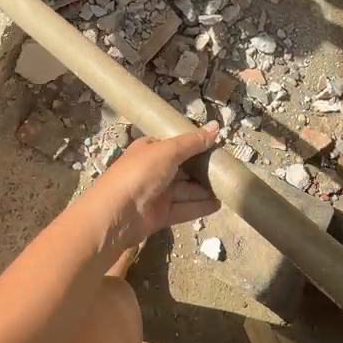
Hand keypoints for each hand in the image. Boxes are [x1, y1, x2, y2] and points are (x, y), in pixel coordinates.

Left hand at [77, 124, 222, 255]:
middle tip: (226, 168)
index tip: (218, 145)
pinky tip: (218, 204)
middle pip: (182, 168)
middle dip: (202, 168)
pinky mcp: (160, 215)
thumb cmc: (139, 173)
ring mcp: (156, 194)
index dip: (195, 144)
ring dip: (204, 189)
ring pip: (185, 190)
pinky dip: (200, 206)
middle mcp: (153, 171)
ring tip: (227, 187)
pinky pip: (184, 208)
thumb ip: (192, 142)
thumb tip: (216, 127)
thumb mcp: (167, 151)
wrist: (115, 215)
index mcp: (149, 150)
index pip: (176, 145)